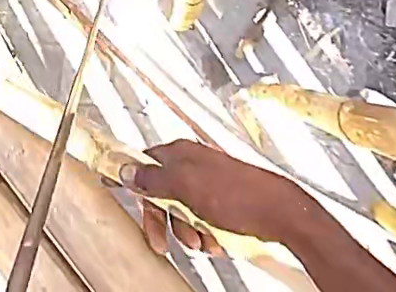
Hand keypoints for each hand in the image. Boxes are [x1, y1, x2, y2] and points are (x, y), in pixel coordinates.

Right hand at [120, 139, 314, 246]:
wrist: (280, 215)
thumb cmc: (235, 195)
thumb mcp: (186, 187)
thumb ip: (153, 179)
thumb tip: (125, 169)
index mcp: (179, 154)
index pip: (144, 162)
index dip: (131, 179)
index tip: (115, 189)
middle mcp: (191, 165)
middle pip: (161, 192)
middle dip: (163, 219)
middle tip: (162, 242)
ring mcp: (208, 184)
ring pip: (182, 211)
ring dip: (187, 231)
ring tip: (202, 242)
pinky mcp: (224, 204)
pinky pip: (203, 222)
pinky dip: (206, 235)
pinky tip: (217, 241)